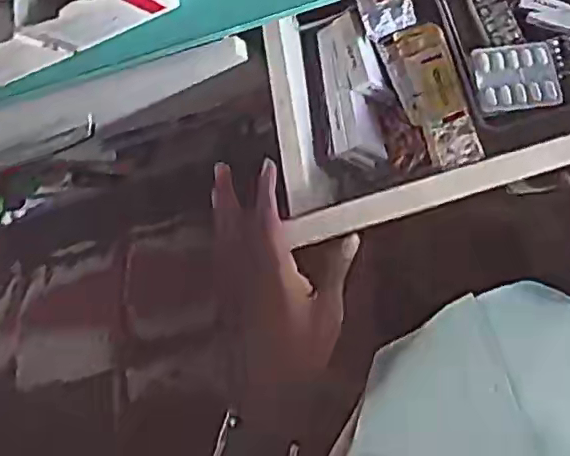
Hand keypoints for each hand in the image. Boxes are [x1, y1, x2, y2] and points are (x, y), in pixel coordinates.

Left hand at [212, 160, 359, 435]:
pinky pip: (221, 259)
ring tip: (218, 192)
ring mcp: (232, 290)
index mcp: (272, 270)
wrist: (267, 401)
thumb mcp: (328, 312)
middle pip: (232, 227)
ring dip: (221, 214)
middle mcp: (245, 274)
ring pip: (223, 242)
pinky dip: (222, 239)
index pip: (266, 221)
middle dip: (227, 196)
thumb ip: (336, 270)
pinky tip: (225, 237)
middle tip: (220, 169)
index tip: (266, 167)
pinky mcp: (227, 304)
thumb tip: (351, 237)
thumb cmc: (301, 356)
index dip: (265, 192)